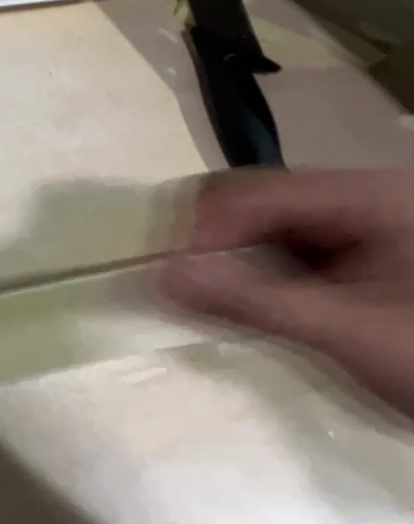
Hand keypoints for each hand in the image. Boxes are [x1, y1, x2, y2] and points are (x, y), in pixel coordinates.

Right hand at [158, 169, 413, 418]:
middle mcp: (366, 196)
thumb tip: (157, 277)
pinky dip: (262, 269)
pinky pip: (289, 243)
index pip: (249, 192)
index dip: (202, 230)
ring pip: (264, 221)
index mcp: (371, 197)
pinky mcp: (367, 250)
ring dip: (233, 258)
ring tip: (223, 299)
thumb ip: (253, 302)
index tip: (173, 277)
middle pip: (252, 199)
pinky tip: (261, 301)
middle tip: (189, 286)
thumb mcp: (354, 335)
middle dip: (213, 242)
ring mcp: (368, 222)